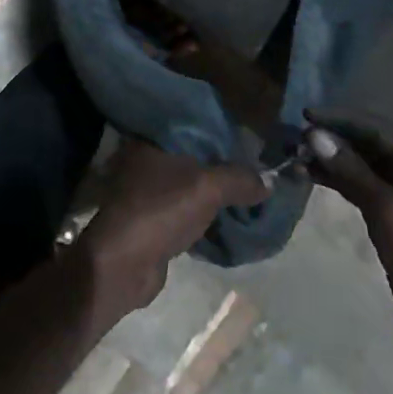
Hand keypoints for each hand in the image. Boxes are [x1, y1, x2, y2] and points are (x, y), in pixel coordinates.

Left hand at [75, 141, 266, 310]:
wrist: (123, 264)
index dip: (223, 136)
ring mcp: (147, 193)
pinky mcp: (152, 221)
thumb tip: (268, 181)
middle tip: (255, 175)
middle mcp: (146, 161)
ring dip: (215, 196)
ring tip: (249, 198)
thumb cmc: (162, 210)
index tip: (250, 146)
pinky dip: (205, 217)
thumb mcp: (207, 187)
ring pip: (191, 188)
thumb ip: (239, 179)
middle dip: (223, 169)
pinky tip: (229, 221)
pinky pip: (186, 212)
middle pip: (194, 159)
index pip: (194, 129)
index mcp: (152, 142)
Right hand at [306, 117, 392, 342]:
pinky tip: (318, 181)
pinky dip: (343, 186)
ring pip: (367, 172)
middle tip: (298, 139)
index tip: (306, 114)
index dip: (341, 119)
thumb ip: (352, 171)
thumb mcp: (388, 210)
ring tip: (300, 160)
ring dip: (335, 164)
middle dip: (335, 142)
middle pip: (371, 150)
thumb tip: (316, 135)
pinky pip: (367, 194)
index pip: (377, 130)